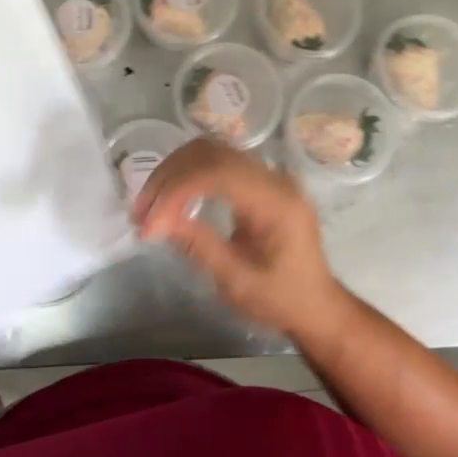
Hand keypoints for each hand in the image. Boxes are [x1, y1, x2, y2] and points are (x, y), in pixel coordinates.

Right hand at [133, 139, 349, 338]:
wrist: (316, 305)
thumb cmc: (281, 299)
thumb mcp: (237, 282)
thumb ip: (199, 246)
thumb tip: (158, 221)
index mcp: (276, 201)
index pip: (217, 172)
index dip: (176, 190)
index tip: (148, 223)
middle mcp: (275, 178)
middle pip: (210, 153)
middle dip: (168, 177)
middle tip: (141, 212)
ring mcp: (269, 175)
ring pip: (211, 151)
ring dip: (174, 173)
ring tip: (150, 206)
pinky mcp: (260, 181)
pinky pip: (219, 162)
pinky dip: (188, 174)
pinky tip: (171, 199)